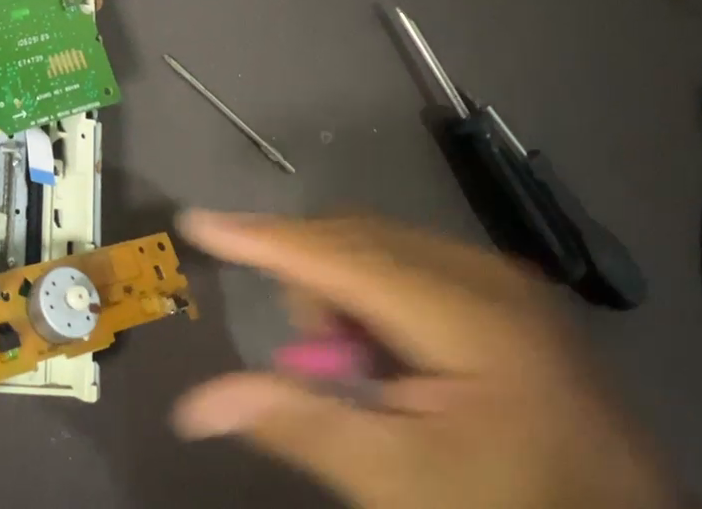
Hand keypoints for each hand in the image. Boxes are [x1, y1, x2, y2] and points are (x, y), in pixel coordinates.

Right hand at [172, 212, 680, 508]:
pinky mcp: (506, 296)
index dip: (260, 236)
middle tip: (317, 361)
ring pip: (378, 247)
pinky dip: (374, 298)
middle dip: (310, 284)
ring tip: (360, 369)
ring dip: (341, 293)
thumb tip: (194, 406)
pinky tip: (391, 358)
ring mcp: (501, 280)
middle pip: (355, 238)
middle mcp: (483, 273)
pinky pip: (409, 264)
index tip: (195, 220)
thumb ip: (297, 423)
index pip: (336, 254)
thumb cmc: (507, 506)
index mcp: (466, 313)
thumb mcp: (400, 480)